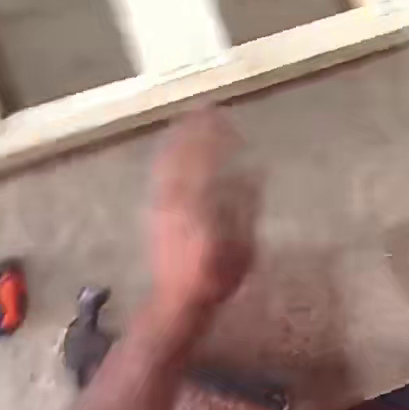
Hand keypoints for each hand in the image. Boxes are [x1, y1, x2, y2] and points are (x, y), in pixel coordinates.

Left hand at [144, 108, 258, 328]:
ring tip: (186, 121)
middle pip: (183, 155)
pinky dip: (167, 156)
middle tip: (202, 108)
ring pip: (167, 162)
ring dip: (177, 139)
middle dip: (192, 130)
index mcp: (199, 202)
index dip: (214, 135)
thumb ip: (245, 204)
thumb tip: (254, 170)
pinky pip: (160, 175)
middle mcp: (175, 197)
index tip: (221, 114)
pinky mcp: (154, 212)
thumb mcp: (243, 243)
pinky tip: (170, 151)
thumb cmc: (217, 275)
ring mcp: (160, 204)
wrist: (177, 301)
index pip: (207, 158)